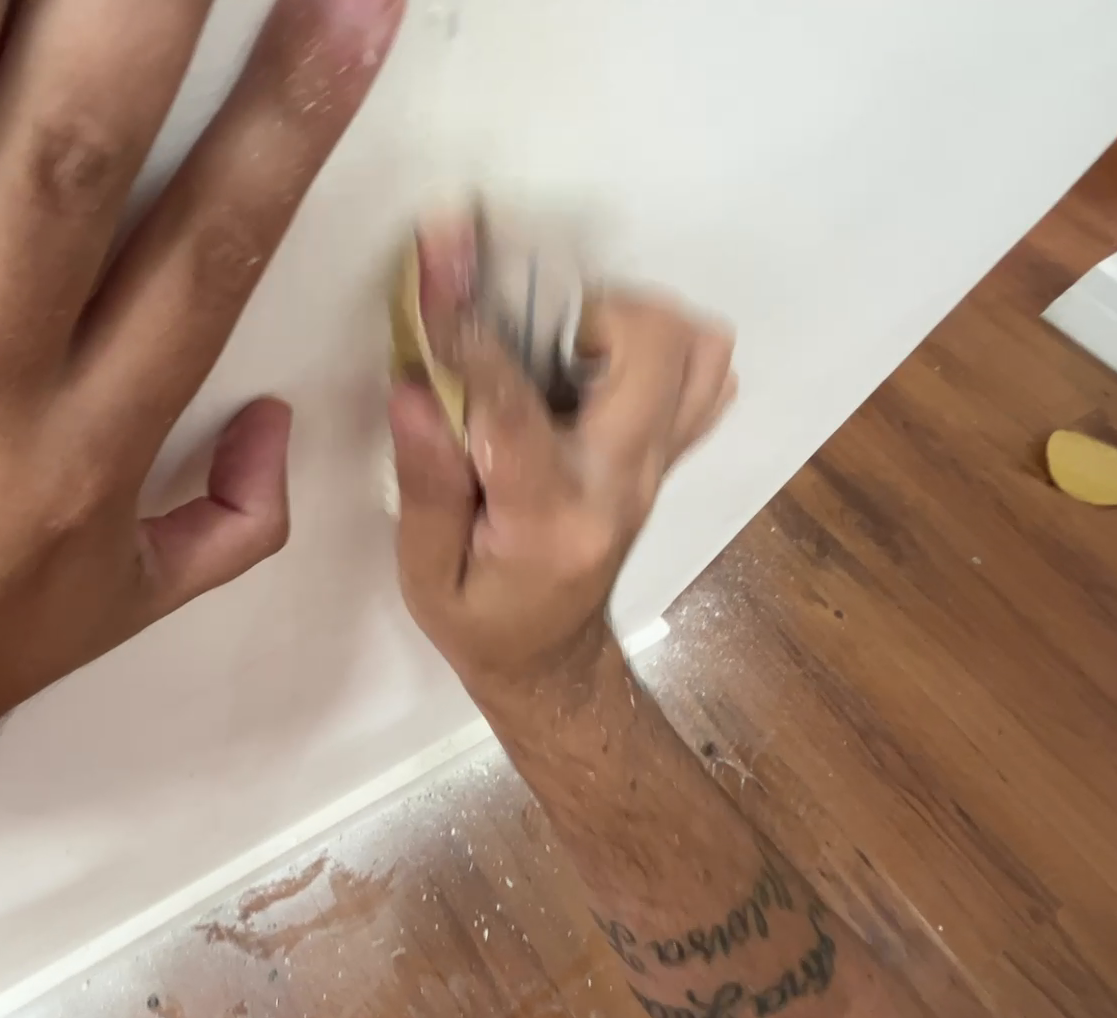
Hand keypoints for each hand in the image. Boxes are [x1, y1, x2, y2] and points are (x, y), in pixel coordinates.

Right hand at [389, 245, 735, 696]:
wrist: (549, 662)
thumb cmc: (479, 623)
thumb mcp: (424, 573)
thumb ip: (424, 484)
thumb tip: (413, 388)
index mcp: (550, 519)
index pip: (513, 404)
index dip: (470, 324)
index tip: (438, 255)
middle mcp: (622, 483)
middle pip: (654, 347)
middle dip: (579, 305)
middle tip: (518, 326)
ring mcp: (657, 469)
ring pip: (697, 349)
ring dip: (624, 319)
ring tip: (557, 345)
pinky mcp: (664, 461)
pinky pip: (703, 378)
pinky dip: (658, 347)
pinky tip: (596, 367)